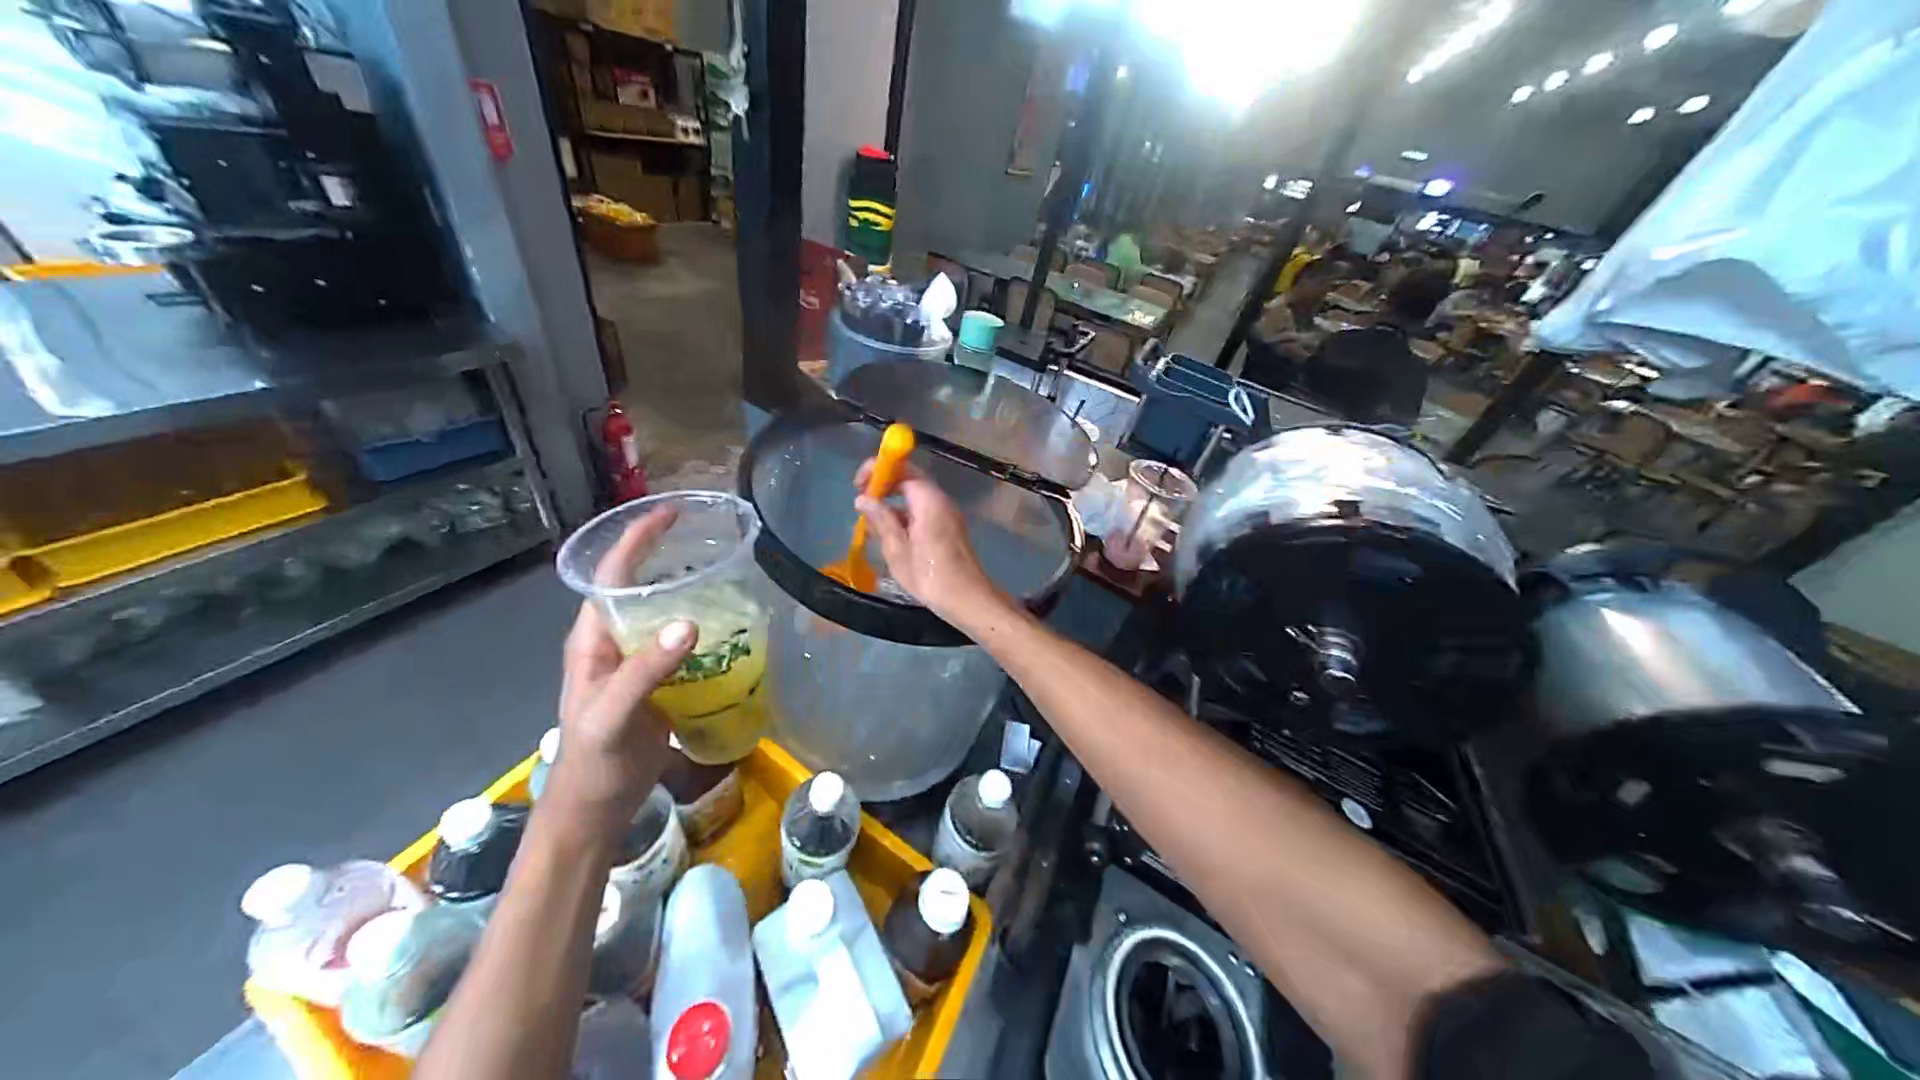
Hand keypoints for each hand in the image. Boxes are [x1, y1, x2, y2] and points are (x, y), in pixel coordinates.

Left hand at [550, 508, 698, 838]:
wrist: (596, 808)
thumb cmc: (593, 761)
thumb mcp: (613, 714)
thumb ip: (645, 671)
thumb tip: (690, 623)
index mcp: (593, 637)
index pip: (612, 573)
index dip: (638, 539)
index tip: (672, 512)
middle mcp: (615, 640)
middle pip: (640, 584)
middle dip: (669, 555)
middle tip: (712, 538)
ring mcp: (638, 661)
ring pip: (664, 612)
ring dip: (691, 590)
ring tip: (729, 572)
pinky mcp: (659, 681)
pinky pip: (683, 642)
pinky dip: (706, 627)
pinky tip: (733, 627)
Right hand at [852, 461, 1007, 629]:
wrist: (968, 599)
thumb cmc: (930, 577)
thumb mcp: (898, 550)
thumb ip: (881, 520)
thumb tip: (863, 499)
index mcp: (929, 501)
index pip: (902, 469)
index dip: (878, 470)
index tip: (858, 485)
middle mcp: (941, 501)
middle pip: (909, 480)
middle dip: (884, 486)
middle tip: (862, 503)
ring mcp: (947, 514)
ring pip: (916, 497)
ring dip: (893, 503)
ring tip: (872, 523)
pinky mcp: (949, 528)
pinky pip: (923, 511)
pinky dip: (905, 516)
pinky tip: (890, 535)